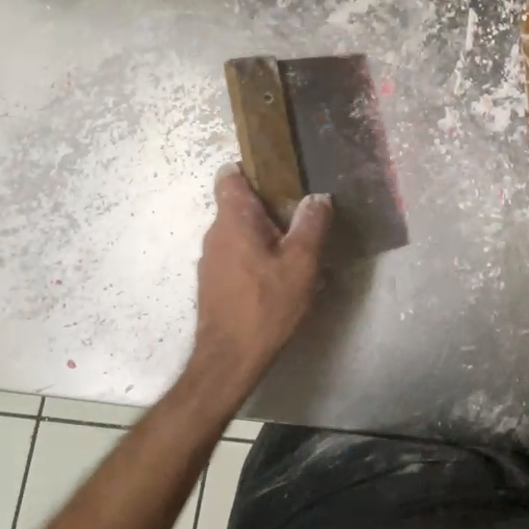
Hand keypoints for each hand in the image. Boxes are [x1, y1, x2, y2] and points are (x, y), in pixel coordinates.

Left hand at [191, 165, 331, 387]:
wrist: (230, 360)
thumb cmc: (267, 305)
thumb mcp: (302, 262)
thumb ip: (312, 224)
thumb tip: (317, 197)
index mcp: (233, 220)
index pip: (230, 176)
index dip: (251, 169)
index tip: (279, 175)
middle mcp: (216, 234)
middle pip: (239, 205)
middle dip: (269, 206)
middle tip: (303, 216)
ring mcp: (211, 260)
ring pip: (240, 233)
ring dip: (265, 235)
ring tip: (296, 251)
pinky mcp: (213, 283)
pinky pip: (237, 256)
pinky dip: (256, 257)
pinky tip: (280, 278)